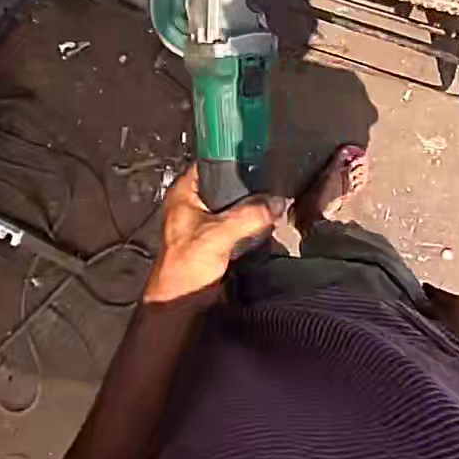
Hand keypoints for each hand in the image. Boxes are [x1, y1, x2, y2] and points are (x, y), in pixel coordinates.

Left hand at [143, 167, 285, 306]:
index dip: (232, 158)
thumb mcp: (219, 235)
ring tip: (275, 200)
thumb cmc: (185, 266)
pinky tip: (269, 221)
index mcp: (184, 192)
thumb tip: (276, 202)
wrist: (182, 303)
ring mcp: (205, 220)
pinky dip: (252, 223)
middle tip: (273, 181)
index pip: (210, 162)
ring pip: (235, 204)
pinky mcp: (217, 238)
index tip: (258, 155)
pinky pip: (239, 223)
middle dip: (249, 185)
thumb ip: (249, 216)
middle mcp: (194, 202)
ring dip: (252, 206)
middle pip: (226, 183)